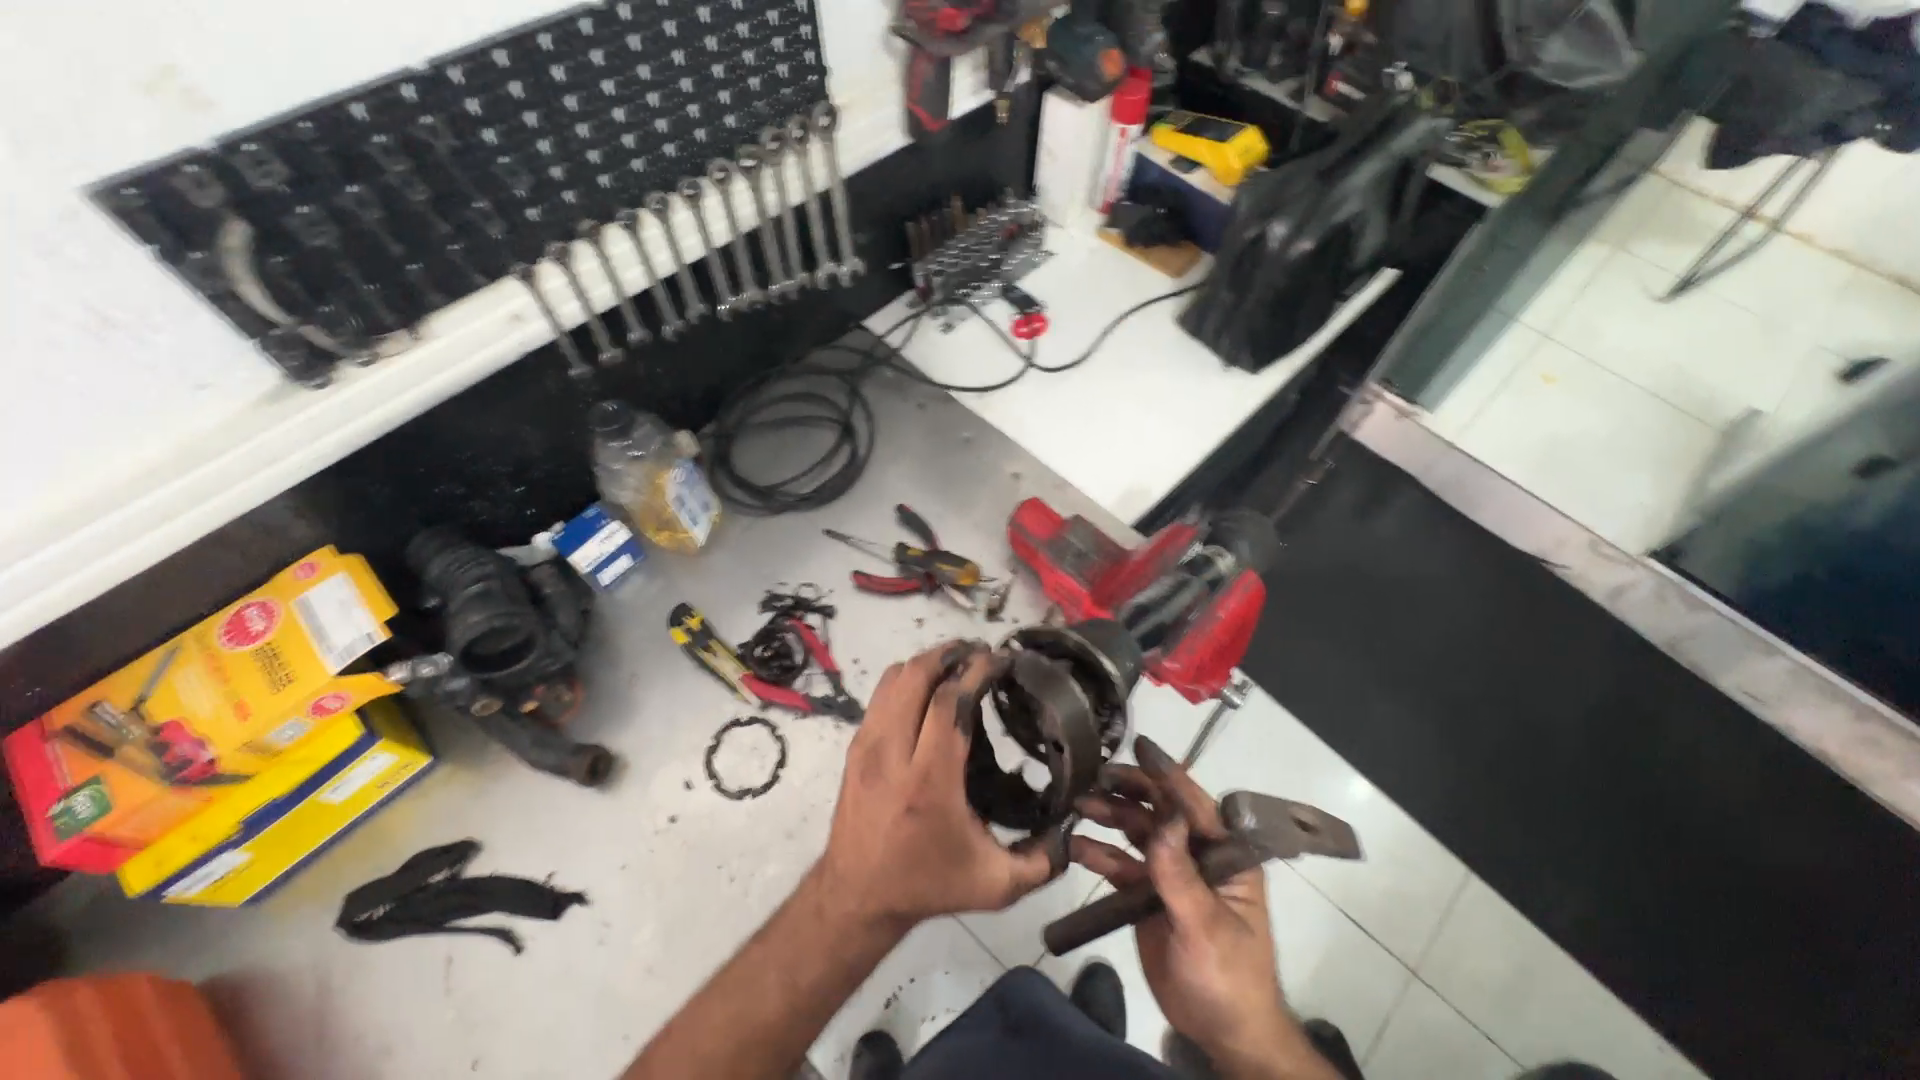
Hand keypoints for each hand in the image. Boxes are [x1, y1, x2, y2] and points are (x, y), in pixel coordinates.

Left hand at [815, 641, 1061, 928]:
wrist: (856, 896)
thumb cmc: (928, 886)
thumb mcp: (995, 885)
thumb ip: (1043, 861)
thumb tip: (1073, 830)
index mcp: (929, 781)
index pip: (949, 702)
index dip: (977, 671)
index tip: (1003, 660)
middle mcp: (893, 754)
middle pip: (916, 676)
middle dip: (951, 654)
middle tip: (982, 654)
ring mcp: (867, 747)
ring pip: (894, 679)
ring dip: (927, 662)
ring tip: (959, 664)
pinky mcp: (855, 748)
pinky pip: (880, 695)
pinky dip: (907, 680)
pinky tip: (930, 690)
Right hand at [1072, 737, 1318, 1075]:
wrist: (1223, 1031)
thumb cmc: (1229, 976)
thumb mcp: (1207, 925)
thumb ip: (1181, 874)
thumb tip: (1163, 818)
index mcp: (1227, 856)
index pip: (1195, 806)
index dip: (1167, 775)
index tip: (1140, 746)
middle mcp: (1199, 857)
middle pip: (1162, 813)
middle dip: (1130, 793)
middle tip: (1094, 779)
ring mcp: (1172, 877)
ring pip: (1138, 835)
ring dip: (1111, 818)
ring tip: (1077, 805)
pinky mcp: (1149, 898)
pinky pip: (1122, 867)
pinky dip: (1100, 855)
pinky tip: (1075, 847)